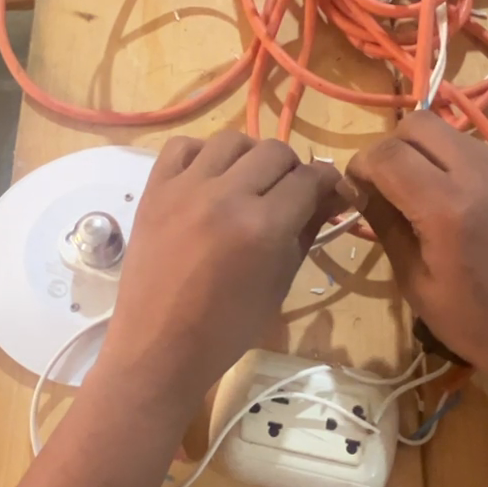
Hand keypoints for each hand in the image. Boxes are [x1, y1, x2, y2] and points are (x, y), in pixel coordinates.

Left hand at [98, 133, 342, 403]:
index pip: (309, 179)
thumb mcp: (279, 283)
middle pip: (274, 150)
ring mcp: (185, 188)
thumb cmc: (227, 329)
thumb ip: (306, 232)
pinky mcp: (153, 190)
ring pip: (231, 140)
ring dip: (250, 156)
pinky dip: (202, 154)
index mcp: (263, 226)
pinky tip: (209, 178)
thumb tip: (333, 196)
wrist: (159, 346)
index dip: (329, 182)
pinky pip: (182, 147)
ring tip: (249, 182)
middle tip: (290, 194)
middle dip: (293, 169)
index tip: (333, 191)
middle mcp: (226, 196)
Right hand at [346, 112, 487, 388]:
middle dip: (392, 147)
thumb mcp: (414, 282)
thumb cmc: (474, 324)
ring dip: (426, 153)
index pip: (388, 154)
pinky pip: (481, 153)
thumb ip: (385, 225)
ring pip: (452, 134)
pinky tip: (458, 207)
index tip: (356, 189)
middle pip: (420, 123)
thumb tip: (360, 190)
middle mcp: (483, 176)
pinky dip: (456, 166)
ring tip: (421, 196)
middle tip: (386, 185)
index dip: (361, 165)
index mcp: (448, 208)